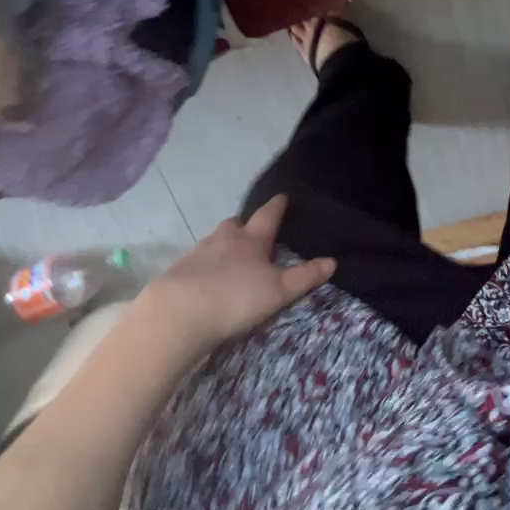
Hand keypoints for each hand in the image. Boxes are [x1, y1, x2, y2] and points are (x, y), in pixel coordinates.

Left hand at [137, 196, 335, 351]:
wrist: (177, 313)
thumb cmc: (234, 297)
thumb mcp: (277, 291)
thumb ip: (304, 276)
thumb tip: (332, 260)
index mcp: (251, 239)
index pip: (268, 216)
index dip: (277, 206)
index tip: (283, 196)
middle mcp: (224, 239)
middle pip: (235, 225)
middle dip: (245, 227)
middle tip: (253, 234)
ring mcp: (198, 254)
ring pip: (215, 242)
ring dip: (224, 246)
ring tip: (231, 260)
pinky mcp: (178, 272)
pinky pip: (197, 262)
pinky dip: (205, 266)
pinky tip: (208, 281)